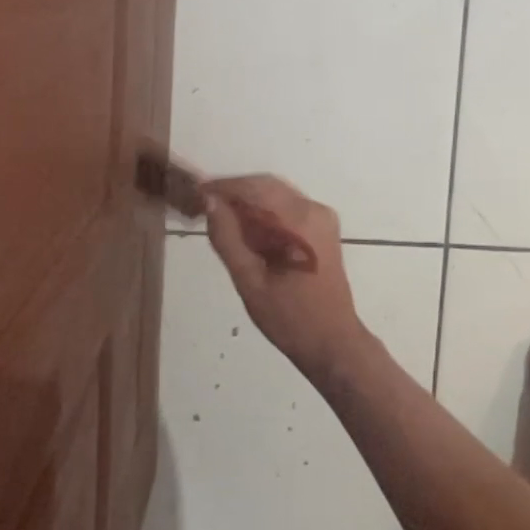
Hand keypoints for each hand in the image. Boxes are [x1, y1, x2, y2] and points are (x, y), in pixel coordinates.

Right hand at [201, 175, 370, 375]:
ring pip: (277, 196)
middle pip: (267, 187)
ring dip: (249, 204)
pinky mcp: (323, 230)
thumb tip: (210, 201)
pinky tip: (247, 234)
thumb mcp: (249, 280)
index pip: (255, 188)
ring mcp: (322, 219)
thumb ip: (227, 238)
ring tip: (221, 221)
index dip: (224, 187)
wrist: (333, 343)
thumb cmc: (289, 318)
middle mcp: (315, 210)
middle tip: (205, 207)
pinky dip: (265, 215)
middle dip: (235, 194)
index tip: (197, 193)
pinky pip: (288, 210)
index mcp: (300, 220)